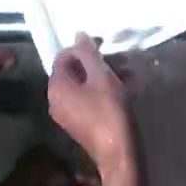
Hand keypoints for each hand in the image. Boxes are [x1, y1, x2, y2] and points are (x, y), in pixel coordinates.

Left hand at [48, 35, 136, 176]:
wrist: (118, 151)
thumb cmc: (109, 110)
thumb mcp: (102, 76)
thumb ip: (88, 53)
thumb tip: (78, 34)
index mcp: (57, 86)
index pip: (64, 56)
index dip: (84, 48)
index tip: (107, 46)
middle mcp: (56, 99)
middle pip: (75, 70)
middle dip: (100, 62)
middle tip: (124, 60)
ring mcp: (67, 113)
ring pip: (85, 83)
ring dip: (106, 74)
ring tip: (130, 74)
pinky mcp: (80, 122)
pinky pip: (89, 97)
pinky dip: (105, 89)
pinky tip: (127, 88)